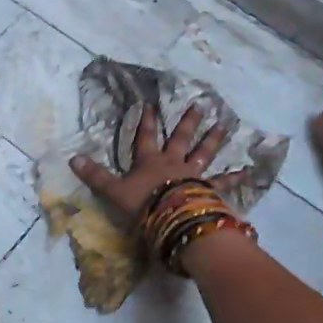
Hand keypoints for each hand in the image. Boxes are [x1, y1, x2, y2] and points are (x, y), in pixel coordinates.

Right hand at [69, 103, 237, 215]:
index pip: (146, 137)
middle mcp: (174, 163)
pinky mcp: (209, 191)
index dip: (147, 121)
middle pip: (181, 139)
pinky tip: (249, 171)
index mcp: (150, 162)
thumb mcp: (113, 191)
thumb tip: (73, 159)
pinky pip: (224, 183)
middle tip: (199, 105)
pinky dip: (236, 177)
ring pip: (204, 154)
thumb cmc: (143, 204)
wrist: (173, 218)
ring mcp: (194, 176)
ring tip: (225, 125)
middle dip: (188, 122)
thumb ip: (96, 176)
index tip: (151, 104)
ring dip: (214, 139)